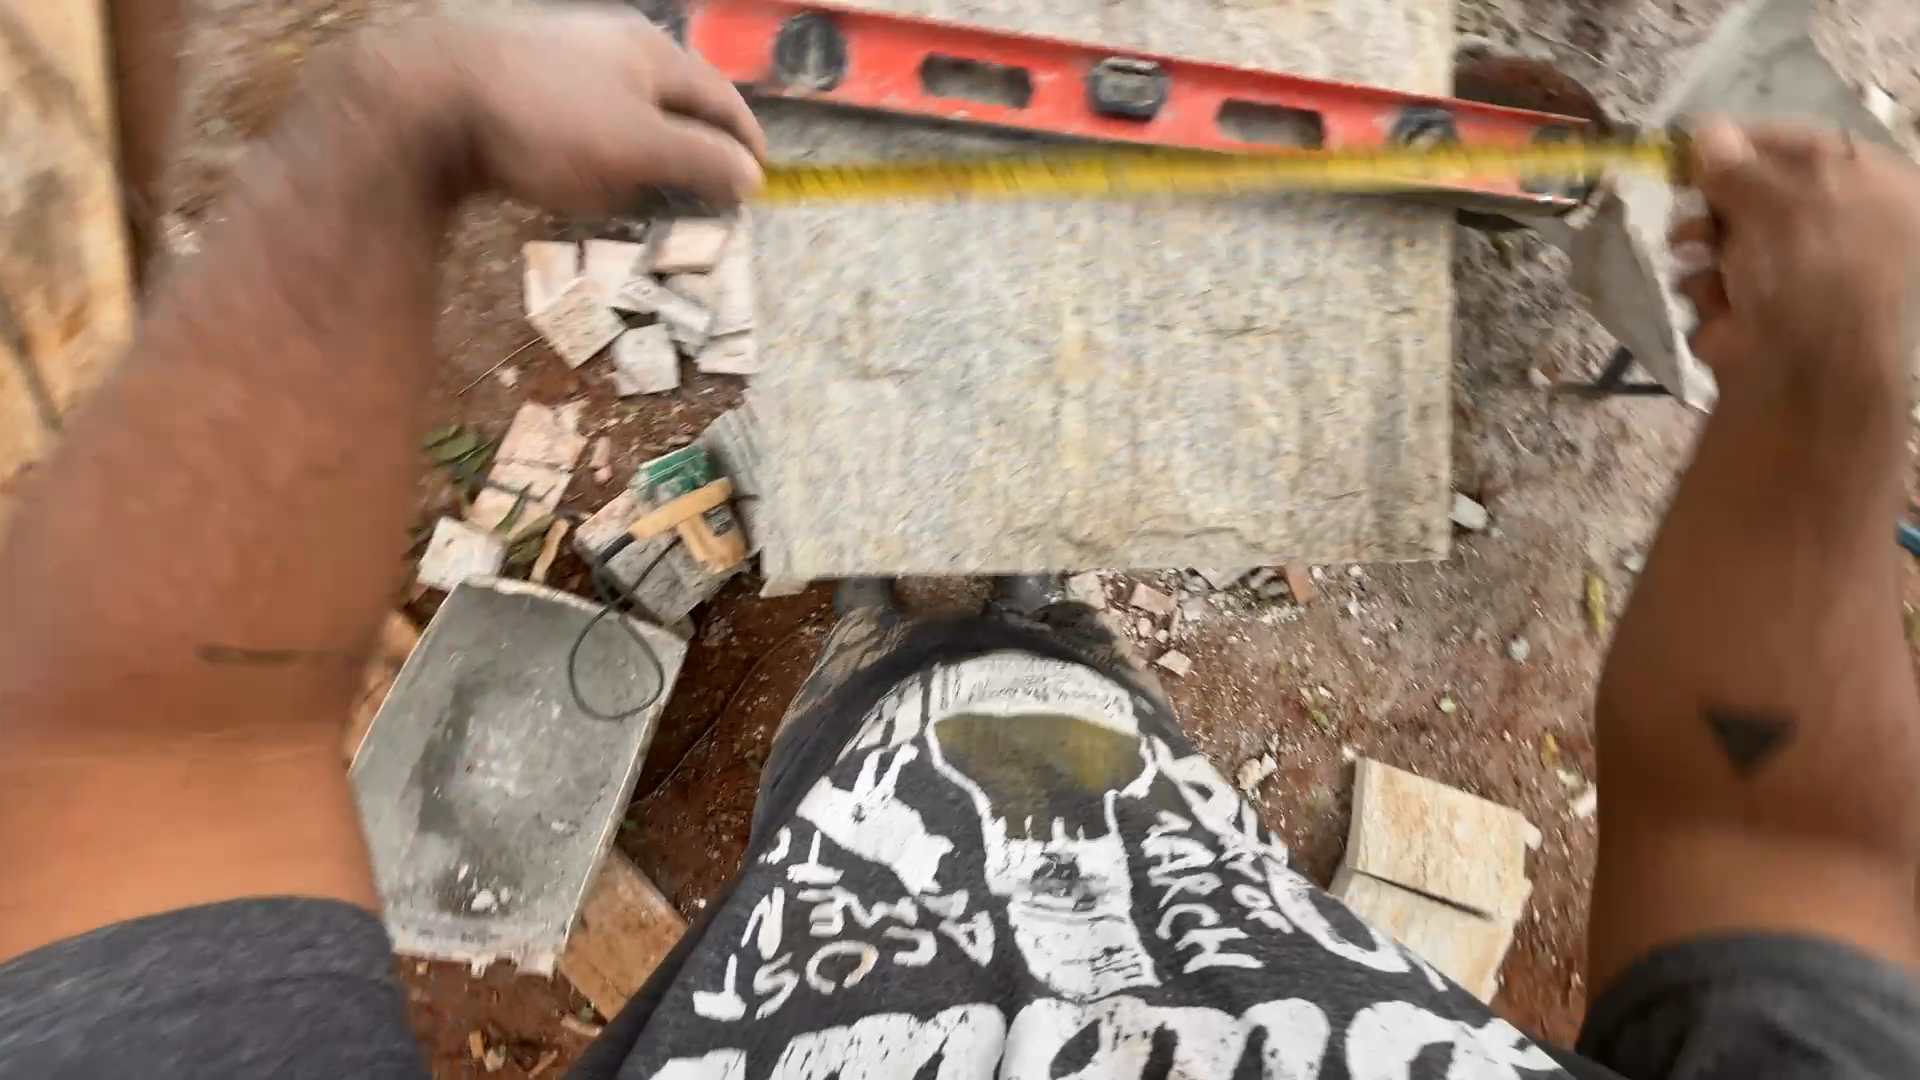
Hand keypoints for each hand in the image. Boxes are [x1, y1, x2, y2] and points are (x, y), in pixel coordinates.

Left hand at [350, 8, 766, 211]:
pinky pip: (603, 108)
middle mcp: (617, 43)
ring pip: (642, 99)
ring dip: (667, 137)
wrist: (431, 96)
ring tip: (676, 174)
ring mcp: (572, 53)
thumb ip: (701, 161)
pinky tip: (615, 159)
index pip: (721, 97)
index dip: (747, 138)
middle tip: (724, 177)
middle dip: (710, 136)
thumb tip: (752, 178)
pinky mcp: (535, 74)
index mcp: (653, 54)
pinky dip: (626, 138)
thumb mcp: (638, 148)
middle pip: (684, 93)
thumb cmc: (550, 122)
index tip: (761, 175)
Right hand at [1670, 118, 1919, 397]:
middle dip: (1711, 198)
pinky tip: (1707, 293)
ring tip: (1690, 251)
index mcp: (1856, 182)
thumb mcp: (1778, 206)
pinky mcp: (1744, 298)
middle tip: (1686, 201)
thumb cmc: (1807, 271)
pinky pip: (1708, 277)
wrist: (1797, 361)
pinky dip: (1700, 284)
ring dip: (1698, 242)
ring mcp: (1782, 261)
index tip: (1684, 147)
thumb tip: (1702, 132)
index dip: (1737, 143)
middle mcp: (1823, 217)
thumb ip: (1738, 169)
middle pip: (1749, 188)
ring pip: (1720, 234)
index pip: (1792, 143)